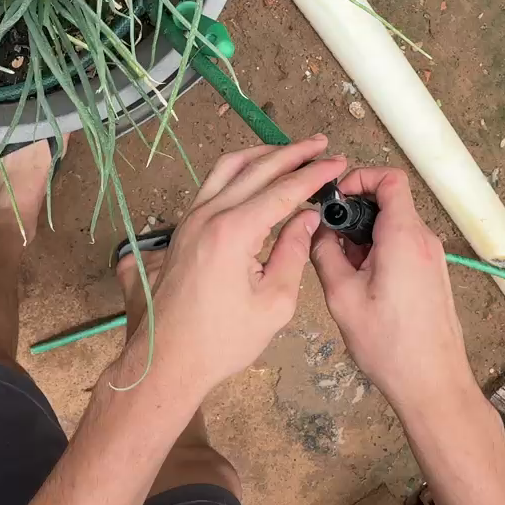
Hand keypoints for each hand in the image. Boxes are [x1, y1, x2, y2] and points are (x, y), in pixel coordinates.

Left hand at [123, 136, 347, 396]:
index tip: (338, 161)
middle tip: (321, 145)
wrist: (167, 359)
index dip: (314, 174)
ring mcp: (190, 219)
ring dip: (262, 154)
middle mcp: (208, 215)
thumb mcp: (274, 303)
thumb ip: (294, 253)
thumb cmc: (221, 340)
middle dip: (292, 153)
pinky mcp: (183, 228)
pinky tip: (254, 175)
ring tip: (289, 151)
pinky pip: (212, 183)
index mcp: (233, 232)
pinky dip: (238, 171)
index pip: (282, 190)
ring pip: (228, 168)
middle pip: (256, 168)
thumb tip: (307, 217)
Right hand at [310, 168, 475, 413]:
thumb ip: (325, 254)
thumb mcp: (341, 296)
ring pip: (395, 226)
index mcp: (404, 237)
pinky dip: (380, 252)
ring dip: (366, 236)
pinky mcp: (434, 276)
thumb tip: (318, 232)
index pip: (390, 179)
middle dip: (356, 213)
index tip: (337, 199)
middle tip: (331, 240)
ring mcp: (433, 259)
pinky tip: (363, 284)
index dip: (360, 178)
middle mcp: (424, 241)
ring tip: (344, 269)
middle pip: (390, 202)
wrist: (434, 385)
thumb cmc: (390, 344)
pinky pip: (404, 247)